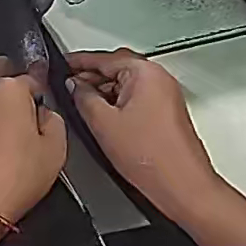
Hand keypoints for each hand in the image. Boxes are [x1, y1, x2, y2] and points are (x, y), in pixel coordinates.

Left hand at [0, 56, 66, 227]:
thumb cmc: (11, 176)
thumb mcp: (56, 147)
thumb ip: (55, 120)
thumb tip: (48, 115)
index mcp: (11, 88)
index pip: (33, 74)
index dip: (44, 83)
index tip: (48, 83)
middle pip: (2, 71)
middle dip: (17, 77)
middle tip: (34, 96)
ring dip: (4, 99)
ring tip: (23, 122)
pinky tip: (8, 137)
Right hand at [67, 49, 230, 218]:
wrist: (183, 186)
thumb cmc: (154, 158)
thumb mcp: (102, 122)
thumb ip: (82, 96)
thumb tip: (74, 85)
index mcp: (145, 73)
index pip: (103, 58)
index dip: (78, 61)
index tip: (62, 64)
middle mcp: (159, 79)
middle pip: (116, 67)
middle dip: (91, 76)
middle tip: (68, 85)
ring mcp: (165, 95)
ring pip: (125, 83)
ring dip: (104, 91)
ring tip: (83, 105)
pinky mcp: (165, 111)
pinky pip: (135, 97)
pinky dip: (117, 103)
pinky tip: (103, 118)